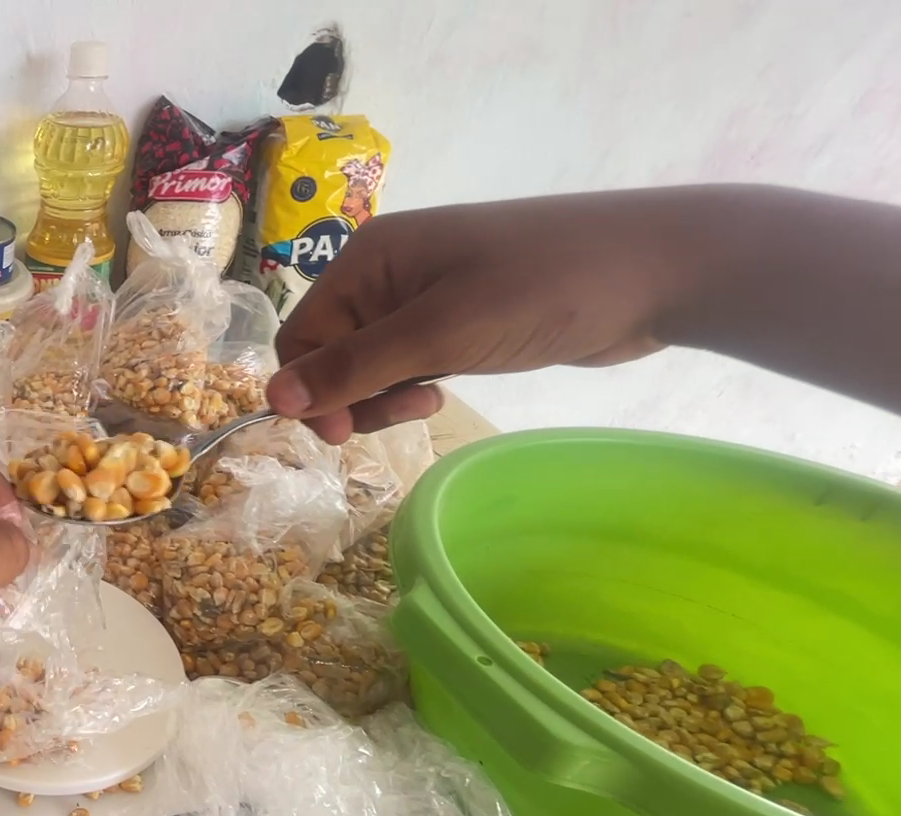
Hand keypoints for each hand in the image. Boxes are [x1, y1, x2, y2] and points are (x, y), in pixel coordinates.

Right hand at [265, 189, 709, 442]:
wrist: (668, 270)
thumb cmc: (543, 290)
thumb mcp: (437, 334)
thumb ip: (350, 370)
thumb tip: (270, 401)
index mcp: (367, 260)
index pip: (300, 337)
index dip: (308, 389)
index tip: (339, 432)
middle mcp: (382, 275)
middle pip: (327, 352)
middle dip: (348, 394)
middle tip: (399, 415)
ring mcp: (417, 295)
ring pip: (362, 364)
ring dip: (378, 396)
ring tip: (426, 403)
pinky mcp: (449, 318)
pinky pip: (398, 363)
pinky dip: (405, 387)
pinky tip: (438, 393)